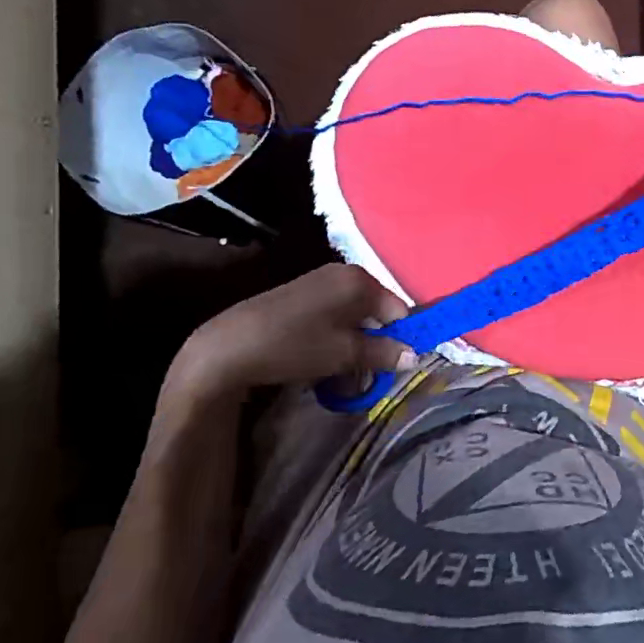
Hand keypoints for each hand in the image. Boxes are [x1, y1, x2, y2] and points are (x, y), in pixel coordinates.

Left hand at [163, 264, 415, 407]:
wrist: (229, 346)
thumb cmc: (295, 346)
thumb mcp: (345, 355)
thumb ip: (384, 353)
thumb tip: (414, 356)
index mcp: (360, 280)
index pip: (399, 309)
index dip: (401, 337)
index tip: (393, 365)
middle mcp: (344, 272)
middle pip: (378, 309)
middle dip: (377, 340)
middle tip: (366, 370)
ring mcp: (320, 279)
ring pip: (356, 313)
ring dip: (357, 340)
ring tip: (342, 366)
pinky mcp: (302, 292)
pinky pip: (335, 312)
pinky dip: (337, 333)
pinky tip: (322, 353)